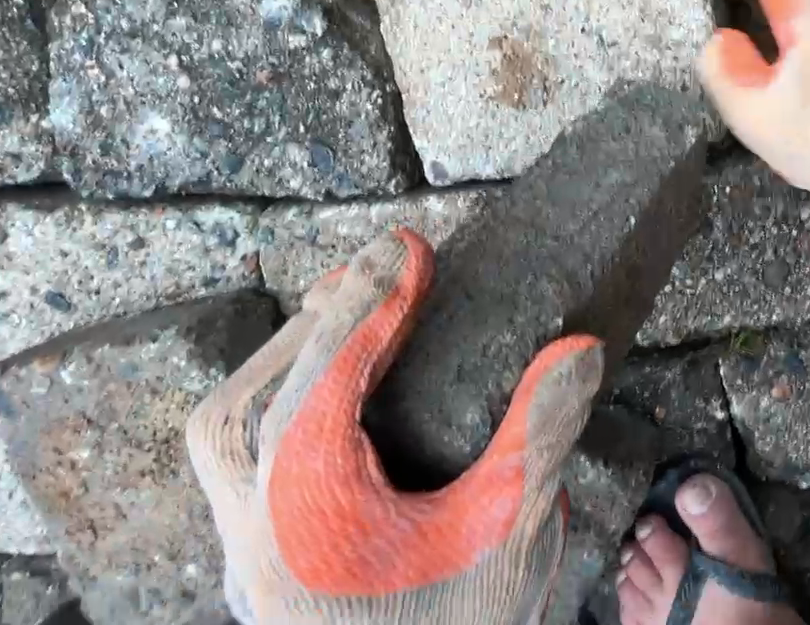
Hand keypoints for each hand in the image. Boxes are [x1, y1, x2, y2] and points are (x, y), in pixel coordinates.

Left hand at [187, 228, 601, 623]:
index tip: (406, 249)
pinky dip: (286, 401)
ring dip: (287, 362)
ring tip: (356, 312)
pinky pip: (249, 463)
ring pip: (228, 440)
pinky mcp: (266, 560)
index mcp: (309, 529)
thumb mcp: (514, 532)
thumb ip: (541, 434)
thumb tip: (581, 348)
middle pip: (240, 413)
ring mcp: (250, 556)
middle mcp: (256, 540)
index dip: (362, 310)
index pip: (317, 395)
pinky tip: (341, 385)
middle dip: (310, 329)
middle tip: (380, 274)